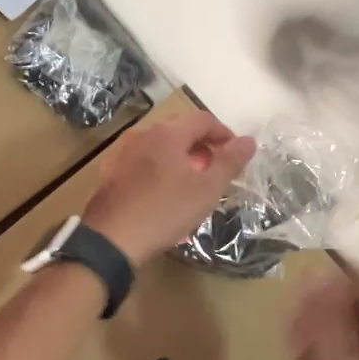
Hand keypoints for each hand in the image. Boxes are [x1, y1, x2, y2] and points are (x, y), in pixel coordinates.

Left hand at [81, 111, 256, 264]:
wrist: (111, 239)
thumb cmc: (164, 211)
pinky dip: (158, 170)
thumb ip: (229, 162)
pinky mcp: (109, 175)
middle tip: (215, 168)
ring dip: (179, 158)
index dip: (224, 133)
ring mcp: (121, 154)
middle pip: (178, 130)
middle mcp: (141, 135)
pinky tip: (162, 194)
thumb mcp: (206, 189)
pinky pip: (141, 164)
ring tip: (191, 182)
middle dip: (201, 145)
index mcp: (167, 133)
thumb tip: (249, 141)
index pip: (203, 120)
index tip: (236, 153)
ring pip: (158, 147)